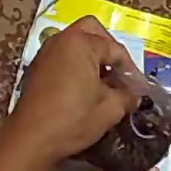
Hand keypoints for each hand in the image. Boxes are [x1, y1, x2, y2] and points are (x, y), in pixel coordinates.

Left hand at [5, 16, 139, 164]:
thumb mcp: (110, 109)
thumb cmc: (73, 118)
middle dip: (109, 50)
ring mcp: (47, 51)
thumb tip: (133, 95)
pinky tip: (86, 89)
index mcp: (81, 42)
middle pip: (93, 32)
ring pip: (76, 43)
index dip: (131, 70)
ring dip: (92, 57)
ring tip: (105, 83)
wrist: (31, 139)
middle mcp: (62, 39)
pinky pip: (64, 56)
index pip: (115, 49)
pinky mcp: (38, 66)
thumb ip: (127, 96)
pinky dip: (77, 65)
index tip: (140, 89)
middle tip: (119, 73)